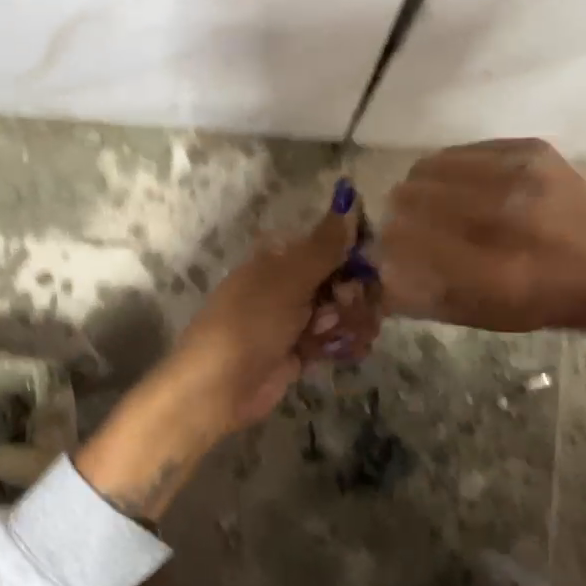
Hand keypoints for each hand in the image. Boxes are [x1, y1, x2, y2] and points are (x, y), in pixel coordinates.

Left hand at [159, 205, 382, 435]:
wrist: (218, 388)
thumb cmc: (248, 324)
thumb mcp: (287, 280)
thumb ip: (323, 246)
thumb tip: (348, 198)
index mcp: (278, 259)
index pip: (328, 245)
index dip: (354, 255)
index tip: (367, 268)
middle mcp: (289, 285)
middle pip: (343, 280)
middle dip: (354, 295)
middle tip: (342, 308)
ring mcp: (295, 320)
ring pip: (344, 312)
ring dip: (353, 321)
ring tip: (337, 335)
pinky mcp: (302, 352)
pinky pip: (337, 339)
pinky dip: (346, 343)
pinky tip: (349, 349)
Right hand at [375, 139, 585, 334]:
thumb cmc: (538, 299)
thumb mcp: (477, 313)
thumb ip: (420, 294)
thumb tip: (375, 267)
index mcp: (488, 268)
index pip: (403, 239)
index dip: (385, 242)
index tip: (386, 248)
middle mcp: (504, 217)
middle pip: (409, 197)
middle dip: (399, 213)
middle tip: (407, 223)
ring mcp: (520, 177)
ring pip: (428, 168)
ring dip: (419, 187)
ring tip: (430, 202)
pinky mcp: (531, 150)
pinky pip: (460, 150)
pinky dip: (449, 169)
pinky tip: (459, 185)